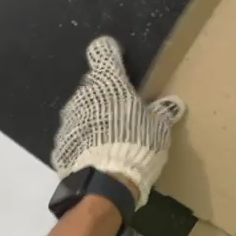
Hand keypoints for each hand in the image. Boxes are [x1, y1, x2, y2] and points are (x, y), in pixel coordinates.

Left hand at [51, 37, 184, 206]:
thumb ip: (163, 112)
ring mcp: (69, 119)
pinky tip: (97, 155)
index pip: (102, 52)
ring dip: (94, 118)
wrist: (105, 184)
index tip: (119, 61)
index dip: (110, 53)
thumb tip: (174, 103)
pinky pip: (75, 135)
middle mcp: (83, 94)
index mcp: (108, 82)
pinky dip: (84, 140)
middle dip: (106, 94)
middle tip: (124, 113)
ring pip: (82, 110)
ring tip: (110, 139)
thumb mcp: (158, 129)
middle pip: (94, 85)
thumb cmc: (136, 145)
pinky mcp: (61, 143)